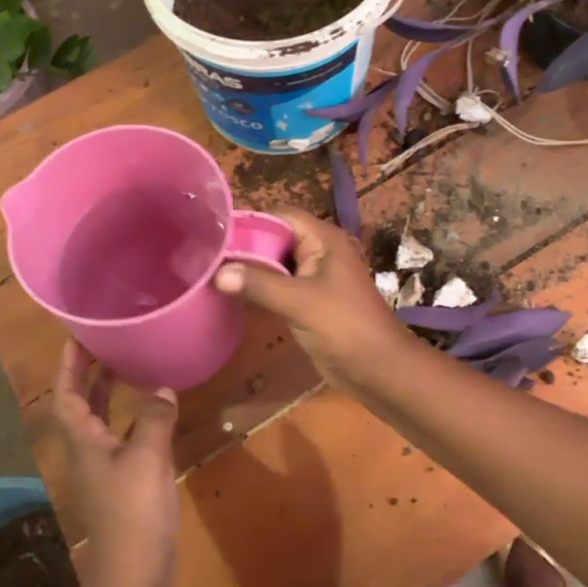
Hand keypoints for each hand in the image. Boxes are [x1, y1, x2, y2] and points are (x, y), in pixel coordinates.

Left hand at [51, 341, 179, 586]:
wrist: (134, 572)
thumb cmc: (132, 509)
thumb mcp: (146, 456)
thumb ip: (153, 417)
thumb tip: (162, 387)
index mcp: (82, 439)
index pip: (66, 393)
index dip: (68, 365)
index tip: (77, 335)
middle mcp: (88, 450)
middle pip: (82, 404)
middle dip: (89, 373)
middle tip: (107, 341)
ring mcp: (105, 468)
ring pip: (103, 421)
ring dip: (111, 393)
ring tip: (130, 364)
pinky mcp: (124, 483)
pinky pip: (125, 438)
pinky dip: (135, 419)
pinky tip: (156, 410)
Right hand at [213, 207, 414, 391]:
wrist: (379, 370)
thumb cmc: (345, 327)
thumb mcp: (300, 302)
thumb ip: (259, 285)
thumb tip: (217, 272)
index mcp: (324, 239)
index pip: (280, 216)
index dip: (250, 223)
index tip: (217, 235)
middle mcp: (319, 251)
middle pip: (276, 238)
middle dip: (246, 247)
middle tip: (209, 257)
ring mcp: (315, 276)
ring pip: (276, 263)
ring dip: (250, 269)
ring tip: (213, 273)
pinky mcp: (309, 300)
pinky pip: (279, 285)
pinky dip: (259, 288)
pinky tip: (233, 295)